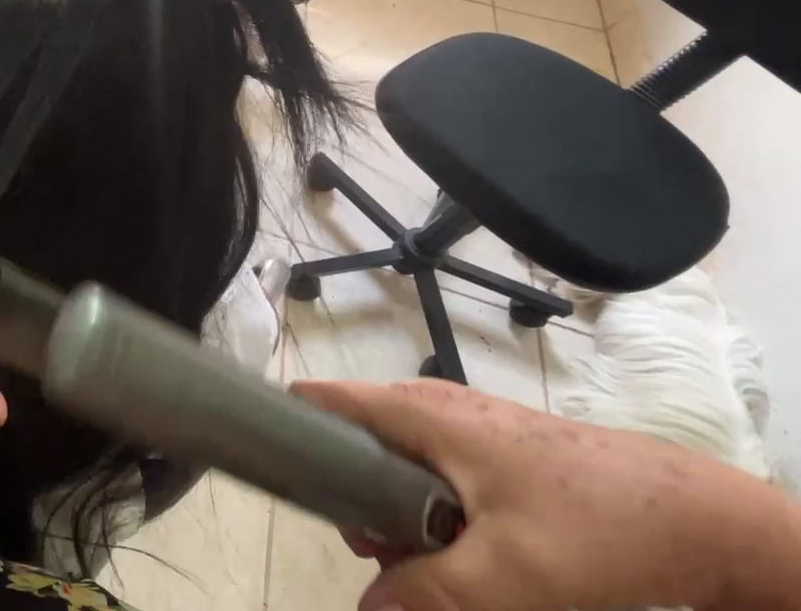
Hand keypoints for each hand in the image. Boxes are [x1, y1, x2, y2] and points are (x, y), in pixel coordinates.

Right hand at [293, 378, 791, 610]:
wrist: (710, 520)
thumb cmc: (597, 529)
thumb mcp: (510, 576)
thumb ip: (428, 594)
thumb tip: (363, 610)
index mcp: (417, 413)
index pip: (320, 398)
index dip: (286, 425)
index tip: (278, 474)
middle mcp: (430, 405)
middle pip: (352, 437)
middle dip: (350, 494)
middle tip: (376, 549)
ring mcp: (464, 421)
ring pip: (392, 456)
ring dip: (391, 506)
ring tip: (420, 555)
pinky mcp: (492, 444)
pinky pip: (429, 466)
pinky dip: (425, 503)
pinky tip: (462, 545)